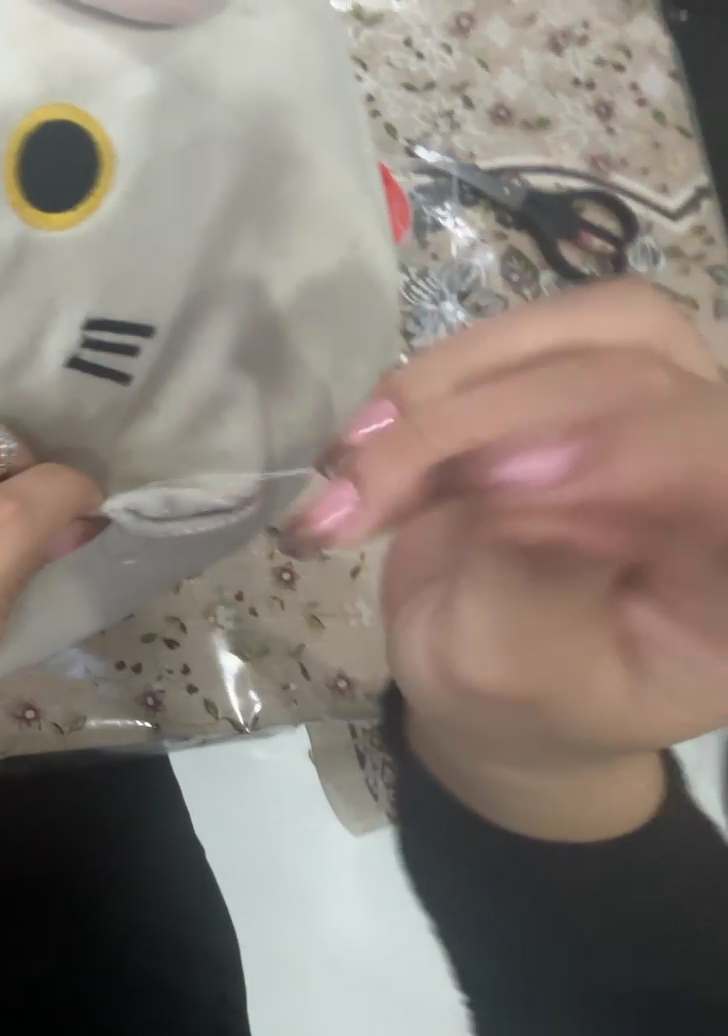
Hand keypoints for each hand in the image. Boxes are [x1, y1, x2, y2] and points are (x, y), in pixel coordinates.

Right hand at [286, 282, 727, 840]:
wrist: (493, 689)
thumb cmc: (521, 703)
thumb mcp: (517, 672)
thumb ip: (533, 579)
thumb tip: (511, 479)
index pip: (720, 454)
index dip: (620, 447)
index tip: (483, 491)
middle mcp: (717, 463)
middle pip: (620, 375)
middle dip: (456, 434)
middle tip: (347, 506)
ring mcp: (645, 419)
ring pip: (573, 332)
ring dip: (435, 390)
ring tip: (345, 464)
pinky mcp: (559, 405)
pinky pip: (506, 348)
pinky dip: (415, 390)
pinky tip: (356, 451)